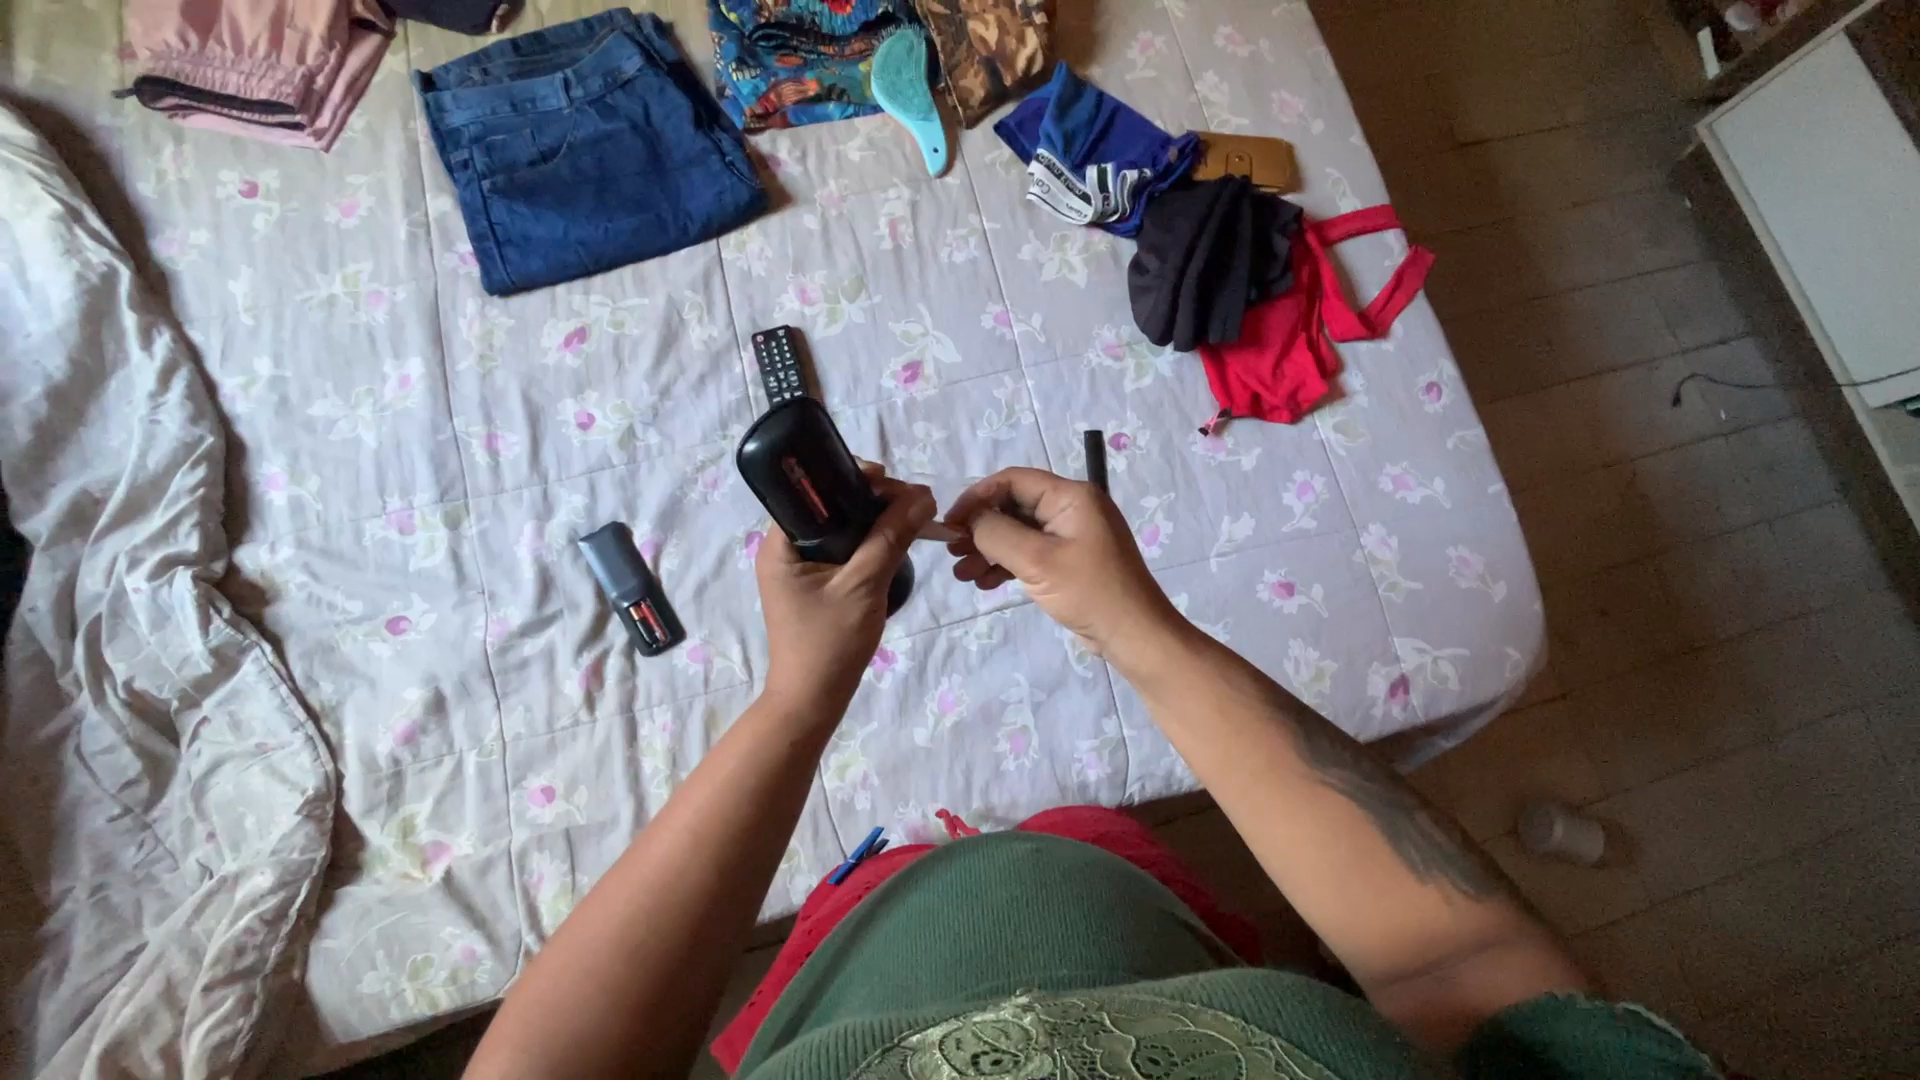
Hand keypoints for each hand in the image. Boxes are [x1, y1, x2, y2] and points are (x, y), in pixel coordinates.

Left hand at [755, 471, 934, 717]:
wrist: (813, 699)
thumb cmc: (830, 642)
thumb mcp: (864, 585)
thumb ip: (891, 537)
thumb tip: (923, 497)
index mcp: (780, 542)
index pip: (813, 488)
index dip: (852, 477)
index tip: (892, 484)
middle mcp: (785, 548)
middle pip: (830, 504)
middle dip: (872, 498)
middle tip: (911, 504)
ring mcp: (800, 567)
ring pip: (841, 526)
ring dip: (875, 520)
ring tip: (910, 518)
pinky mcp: (816, 583)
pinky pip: (844, 548)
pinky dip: (870, 541)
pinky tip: (895, 542)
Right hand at [943, 467, 1185, 664]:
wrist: (1133, 634)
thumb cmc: (1089, 591)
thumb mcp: (1037, 560)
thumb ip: (997, 533)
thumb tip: (971, 520)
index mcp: (1071, 496)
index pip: (1012, 480)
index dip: (976, 497)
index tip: (950, 523)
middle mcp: (1071, 508)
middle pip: (1013, 506)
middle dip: (980, 529)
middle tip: (952, 551)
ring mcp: (1072, 535)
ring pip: (1018, 533)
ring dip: (988, 550)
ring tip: (963, 574)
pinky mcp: (1070, 561)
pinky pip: (1030, 553)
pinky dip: (1006, 564)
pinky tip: (984, 582)